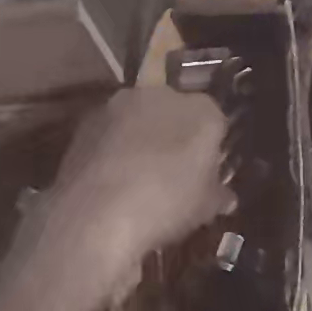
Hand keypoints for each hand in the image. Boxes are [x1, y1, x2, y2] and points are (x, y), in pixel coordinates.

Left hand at [40, 87, 234, 271]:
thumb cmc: (167, 203)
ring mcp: (119, 104)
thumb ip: (218, 195)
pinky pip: (111, 133)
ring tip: (140, 178)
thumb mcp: (205, 208)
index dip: (213, 147)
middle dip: (177, 136)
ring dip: (143, 139)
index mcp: (202, 110)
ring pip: (140, 120)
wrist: (94, 214)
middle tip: (177, 173)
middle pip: (176, 113)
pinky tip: (113, 180)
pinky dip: (114, 148)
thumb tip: (226, 197)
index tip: (208, 171)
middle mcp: (162, 95)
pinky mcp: (85, 121)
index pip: (217, 121)